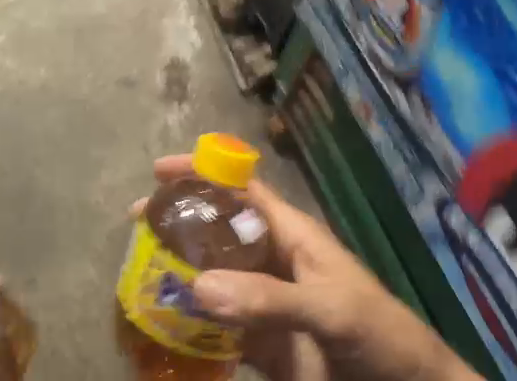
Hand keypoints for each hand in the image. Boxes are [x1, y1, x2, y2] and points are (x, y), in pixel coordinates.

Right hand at [137, 157, 476, 380]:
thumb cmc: (380, 334)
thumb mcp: (329, 308)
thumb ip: (268, 298)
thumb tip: (197, 286)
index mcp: (290, 234)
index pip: (240, 188)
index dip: (202, 172)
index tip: (158, 172)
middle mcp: (270, 261)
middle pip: (216, 230)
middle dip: (178, 223)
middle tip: (137, 227)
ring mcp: (265, 303)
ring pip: (212, 277)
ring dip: (178, 274)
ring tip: (138, 275)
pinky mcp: (263, 345)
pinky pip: (217, 329)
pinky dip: (190, 326)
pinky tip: (163, 327)